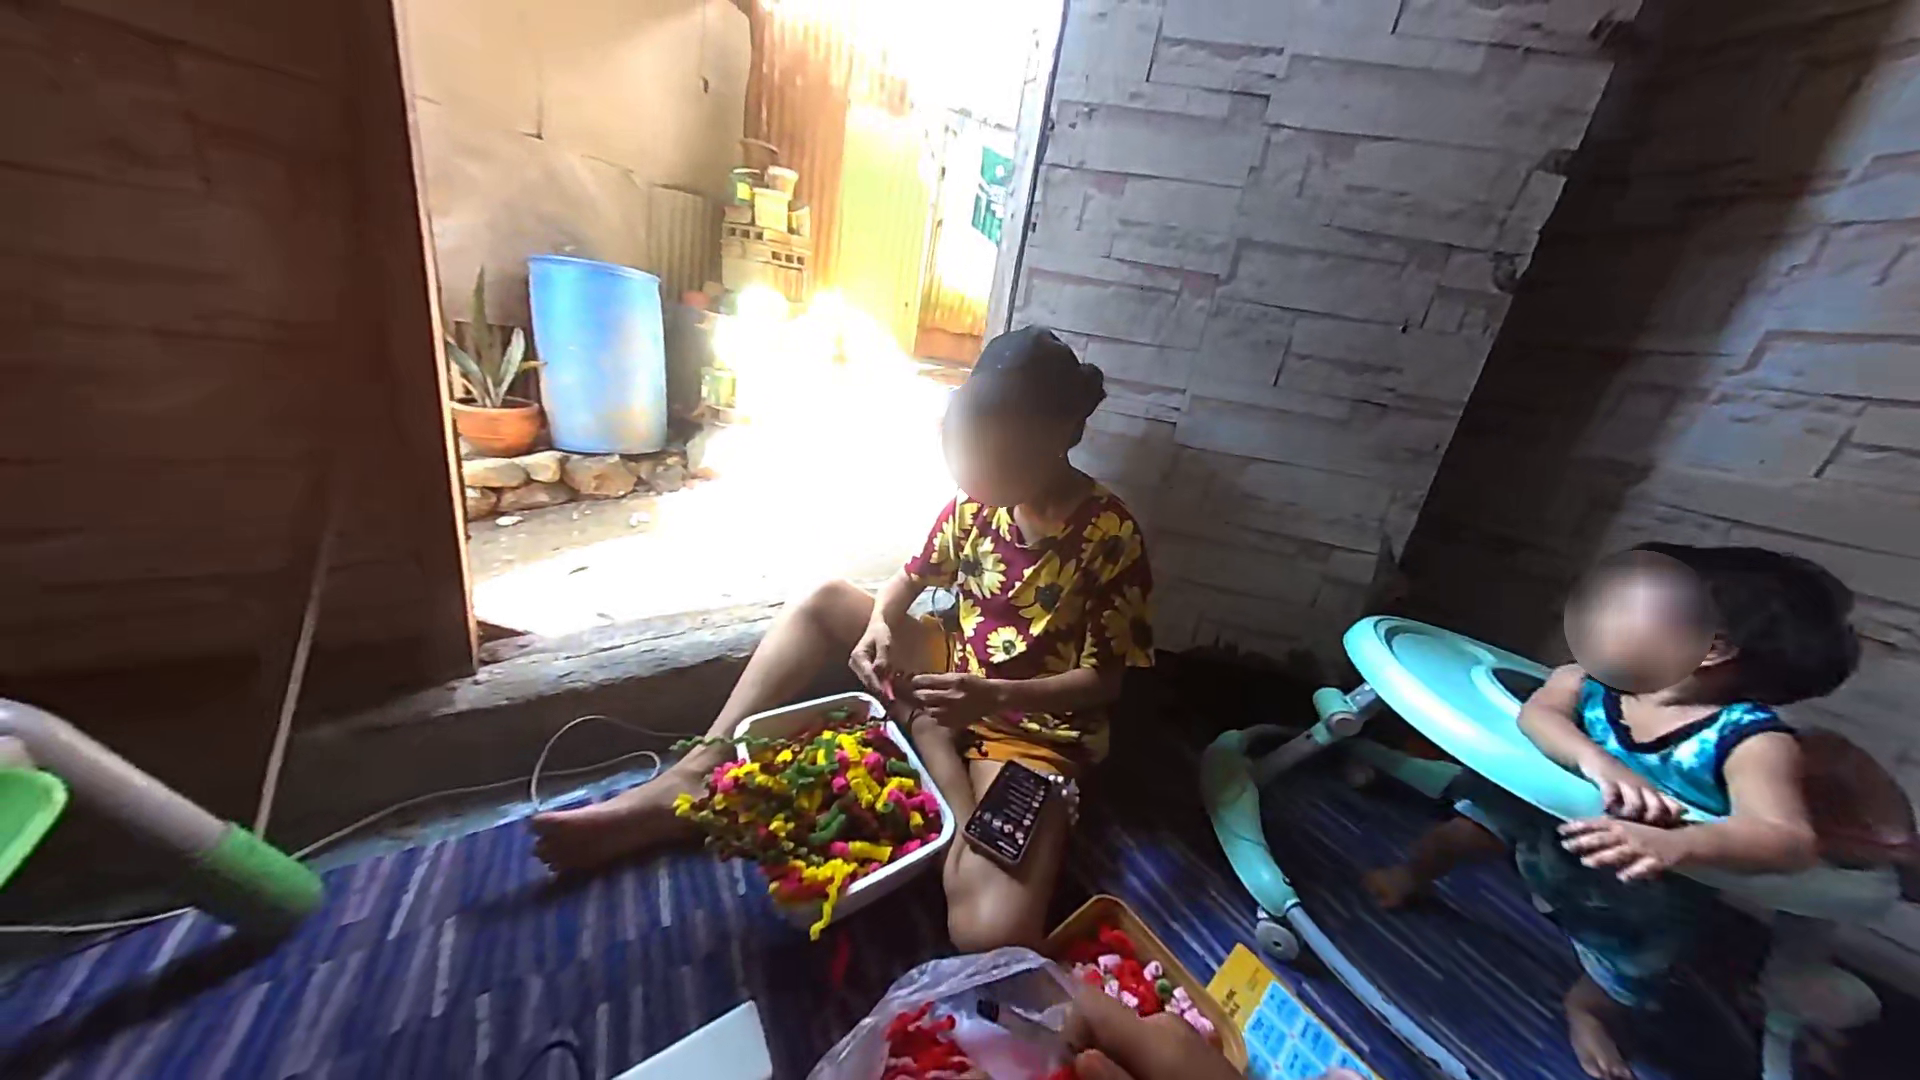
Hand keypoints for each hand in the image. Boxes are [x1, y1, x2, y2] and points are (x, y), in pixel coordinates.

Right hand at [849, 620, 894, 700]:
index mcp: (858, 656)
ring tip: (892, 695)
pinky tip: (890, 687)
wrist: (876, 627)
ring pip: (869, 683)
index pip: (867, 674)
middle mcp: (855, 664)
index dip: (877, 686)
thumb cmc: (880, 632)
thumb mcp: (883, 642)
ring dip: (880, 688)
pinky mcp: (863, 671)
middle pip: (867, 681)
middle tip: (892, 699)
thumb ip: (882, 657)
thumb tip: (879, 672)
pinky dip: (880, 684)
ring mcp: (858, 669)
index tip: (886, 695)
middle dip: (879, 689)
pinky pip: (872, 680)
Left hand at [907, 672, 1001, 726]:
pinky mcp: (954, 722)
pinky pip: (937, 720)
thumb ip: (942, 679)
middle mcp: (952, 696)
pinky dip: (935, 715)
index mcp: (954, 681)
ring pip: (929, 710)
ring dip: (926, 706)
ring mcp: (952, 711)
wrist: (991, 698)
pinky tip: (939, 711)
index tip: (913, 681)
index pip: (928, 681)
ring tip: (929, 702)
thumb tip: (921, 681)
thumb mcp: (960, 676)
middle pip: (924, 697)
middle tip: (916, 693)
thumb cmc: (975, 684)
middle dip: (918, 694)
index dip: (917, 681)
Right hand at [1064, 981, 1237, 1079]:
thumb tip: (1079, 1056)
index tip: (1062, 1067)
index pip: (1089, 1003)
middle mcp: (1167, 1024)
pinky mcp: (1199, 1057)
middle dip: (1094, 1057)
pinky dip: (1142, 1072)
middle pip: (1107, 1026)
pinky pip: (1155, 1055)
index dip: (1068, 1032)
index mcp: (1155, 1034)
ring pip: (1131, 1044)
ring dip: (1120, 1068)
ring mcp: (1186, 1039)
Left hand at [1559, 817, 1689, 880]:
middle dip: (1582, 842)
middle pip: (1601, 838)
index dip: (1576, 826)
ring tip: (1585, 862)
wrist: (1684, 841)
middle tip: (1565, 846)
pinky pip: (1644, 867)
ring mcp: (1642, 847)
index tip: (1559, 830)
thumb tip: (1581, 832)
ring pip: (1617, 853)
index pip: (1592, 823)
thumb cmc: (1649, 833)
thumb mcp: (1626, 826)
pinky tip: (1622, 877)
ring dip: (1601, 857)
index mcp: (1619, 824)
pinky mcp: (1658, 860)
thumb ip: (1607, 828)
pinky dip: (1633, 872)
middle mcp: (1628, 834)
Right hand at [1579, 754, 1687, 825]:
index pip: (1674, 808)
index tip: (1660, 828)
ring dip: (1628, 815)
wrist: (1596, 757)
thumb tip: (1685, 813)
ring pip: (1636, 805)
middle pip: (1657, 809)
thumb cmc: (1621, 776)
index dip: (1671, 820)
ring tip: (1618, 818)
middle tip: (1637, 827)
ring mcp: (1625, 783)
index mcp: (1655, 791)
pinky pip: (1612, 796)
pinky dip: (1610, 805)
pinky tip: (1604, 809)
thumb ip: (1660, 800)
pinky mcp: (1606, 780)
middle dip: (1649, 821)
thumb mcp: (1643, 787)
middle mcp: (1644, 787)